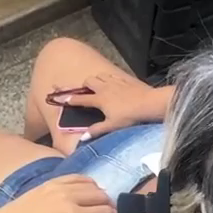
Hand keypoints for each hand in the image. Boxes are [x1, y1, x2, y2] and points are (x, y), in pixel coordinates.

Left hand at [0, 175, 119, 212]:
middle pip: (103, 196)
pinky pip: (79, 177)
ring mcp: (60, 186)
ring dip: (100, 196)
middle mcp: (69, 197)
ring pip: (93, 185)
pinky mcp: (53, 180)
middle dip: (110, 207)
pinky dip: (88, 184)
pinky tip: (86, 194)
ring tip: (97, 208)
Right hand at [49, 72, 166, 149]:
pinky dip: (108, 78)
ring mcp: (115, 81)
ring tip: (97, 86)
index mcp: (99, 99)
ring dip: (96, 79)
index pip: (81, 99)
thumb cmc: (130, 116)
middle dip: (84, 86)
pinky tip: (113, 83)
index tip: (63, 99)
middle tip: (85, 92)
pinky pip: (112, 75)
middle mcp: (104, 87)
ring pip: (99, 75)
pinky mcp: (125, 79)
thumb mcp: (112, 125)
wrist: (148, 103)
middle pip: (88, 81)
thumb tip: (83, 137)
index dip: (71, 99)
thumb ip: (97, 130)